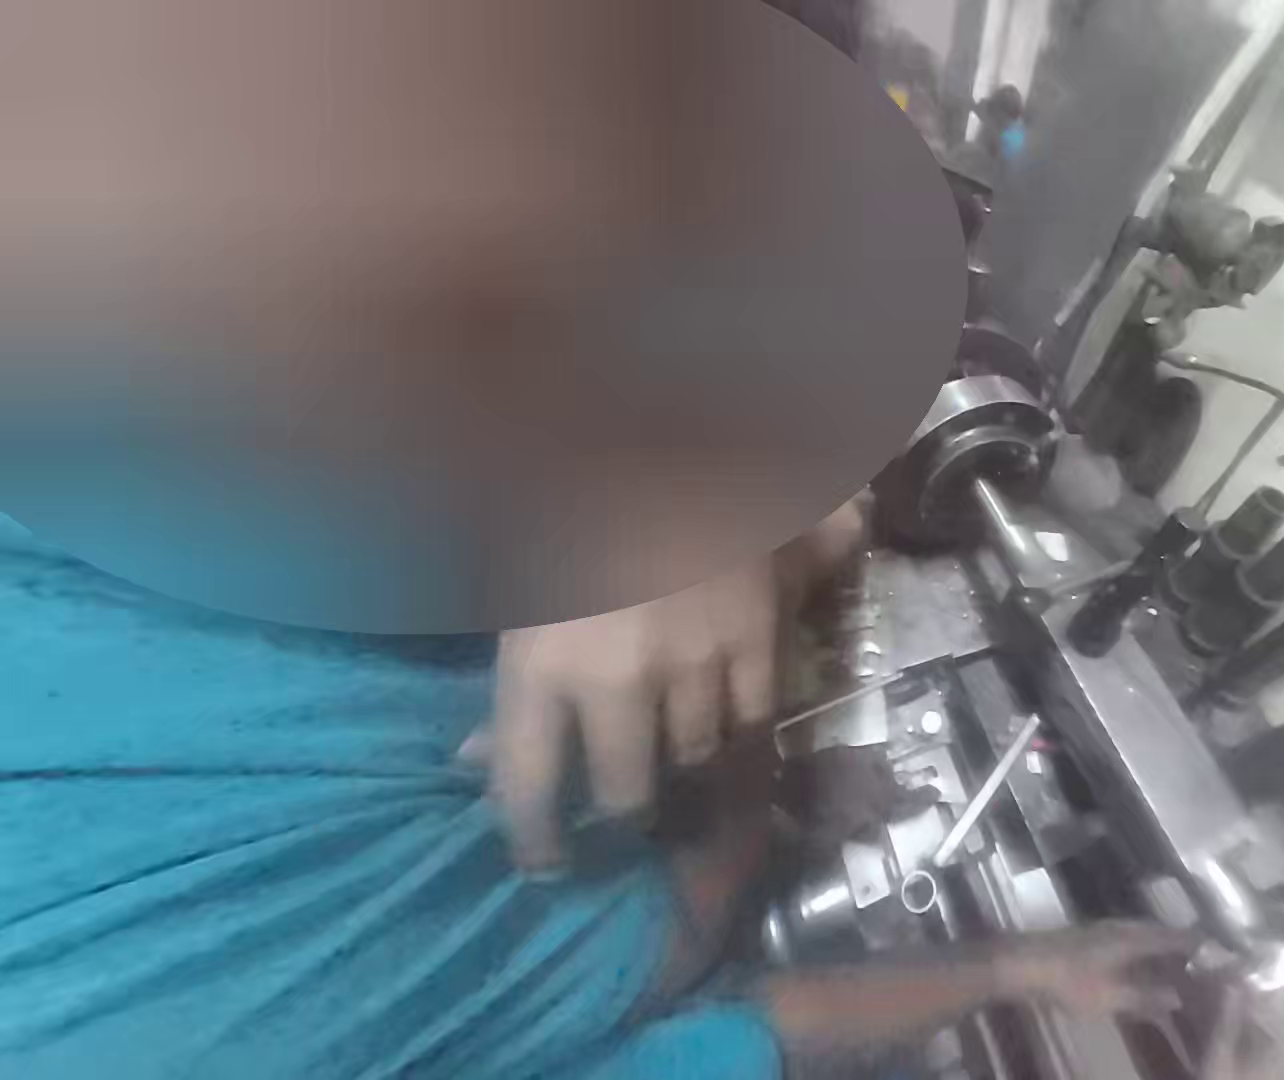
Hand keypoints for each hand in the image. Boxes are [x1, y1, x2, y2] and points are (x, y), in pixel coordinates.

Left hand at [484, 497, 866, 874]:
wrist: (673, 464)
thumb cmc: (584, 526)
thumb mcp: (522, 603)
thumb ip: (506, 687)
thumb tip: (471, 762)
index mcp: (543, 666)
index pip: (528, 786)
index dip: (537, 841)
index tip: (548, 865)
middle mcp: (621, 681)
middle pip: (625, 789)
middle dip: (622, 818)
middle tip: (626, 821)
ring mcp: (697, 664)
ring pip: (695, 760)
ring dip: (686, 782)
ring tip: (685, 786)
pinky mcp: (756, 643)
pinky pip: (754, 720)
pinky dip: (744, 746)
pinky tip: (736, 750)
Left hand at [994, 921, 1196, 1015]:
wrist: (1027, 963)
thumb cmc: (1070, 980)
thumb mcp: (1111, 997)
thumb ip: (1145, 996)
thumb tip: (1179, 996)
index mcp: (1128, 937)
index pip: (1169, 936)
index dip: (1194, 941)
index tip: (1220, 946)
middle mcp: (1119, 927)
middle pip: (1157, 930)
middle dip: (1181, 940)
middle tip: (1206, 954)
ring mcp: (1104, 929)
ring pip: (1142, 932)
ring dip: (1163, 942)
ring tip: (1183, 958)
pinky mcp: (1093, 937)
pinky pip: (1130, 938)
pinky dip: (1146, 946)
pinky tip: (1146, 961)